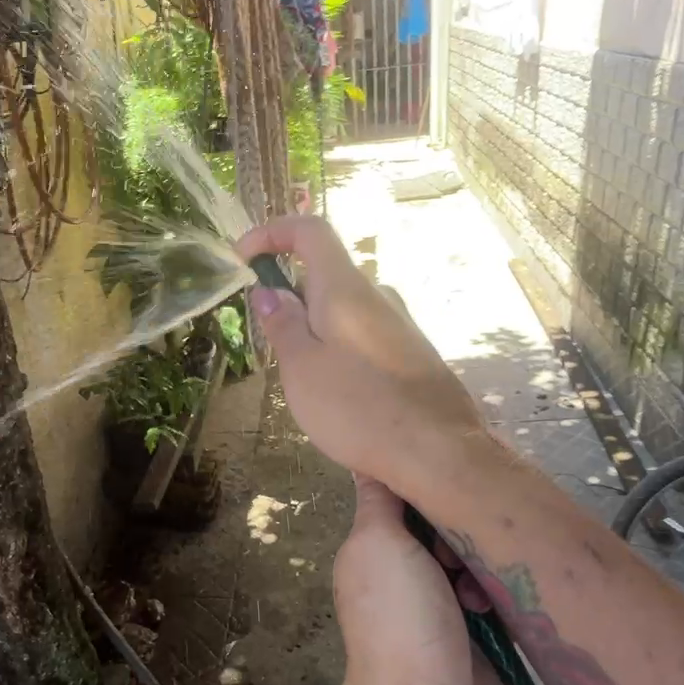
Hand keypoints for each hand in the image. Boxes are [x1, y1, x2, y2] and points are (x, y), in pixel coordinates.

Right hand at [238, 216, 486, 493]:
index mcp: (345, 288)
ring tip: (307, 386)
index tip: (243, 258)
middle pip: (324, 276)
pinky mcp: (413, 355)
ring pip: (344, 312)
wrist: (440, 453)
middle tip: (275, 348)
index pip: (310, 231)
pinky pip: (364, 338)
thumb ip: (283, 325)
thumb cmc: (359, 409)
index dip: (272, 232)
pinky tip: (341, 401)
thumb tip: (269, 291)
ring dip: (314, 333)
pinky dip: (339, 353)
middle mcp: (377, 296)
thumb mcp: (301, 369)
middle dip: (290, 300)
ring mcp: (400, 325)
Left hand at [330, 475, 511, 684]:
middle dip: (463, 527)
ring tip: (477, 588)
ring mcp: (445, 608)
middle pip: (445, 526)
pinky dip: (501, 598)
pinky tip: (499, 607)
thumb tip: (368, 458)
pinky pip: (500, 598)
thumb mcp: (378, 546)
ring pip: (477, 560)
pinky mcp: (482, 637)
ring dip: (483, 566)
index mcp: (375, 548)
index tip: (459, 470)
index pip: (405, 496)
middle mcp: (407, 573)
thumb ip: (379, 501)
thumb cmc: (399, 623)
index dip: (429, 482)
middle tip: (468, 542)